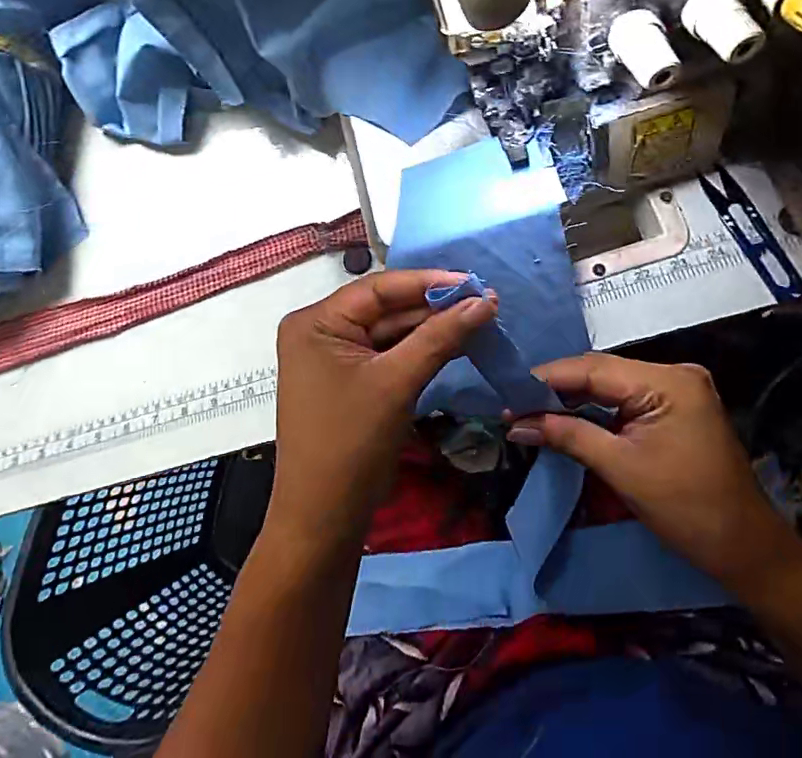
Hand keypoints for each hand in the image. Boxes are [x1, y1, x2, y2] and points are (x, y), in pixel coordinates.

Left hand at [269, 269, 494, 548]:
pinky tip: (457, 343)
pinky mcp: (351, 380)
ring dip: (433, 329)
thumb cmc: (351, 444)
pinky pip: (390, 354)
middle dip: (435, 307)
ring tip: (480, 319)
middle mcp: (320, 331)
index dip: (428, 283)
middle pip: (386, 308)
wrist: (324, 519)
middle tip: (486, 302)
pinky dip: (421, 351)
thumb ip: (440, 336)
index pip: (378, 288)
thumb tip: (485, 301)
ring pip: (391, 332)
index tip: (474, 282)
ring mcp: (334, 357)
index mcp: (316, 322)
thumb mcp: (397, 383)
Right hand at [507, 352, 788, 584]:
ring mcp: (678, 389)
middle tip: (515, 403)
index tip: (509, 392)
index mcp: (668, 381)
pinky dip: (596, 409)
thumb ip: (567, 435)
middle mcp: (675, 373)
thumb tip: (517, 426)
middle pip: (602, 372)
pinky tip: (566, 416)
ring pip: (612, 385)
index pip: (594, 368)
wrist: (745, 548)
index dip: (547, 379)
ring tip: (531, 409)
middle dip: (557, 389)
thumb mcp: (620, 468)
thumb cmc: (685, 509)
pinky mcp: (675, 407)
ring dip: (574, 398)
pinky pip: (626, 399)